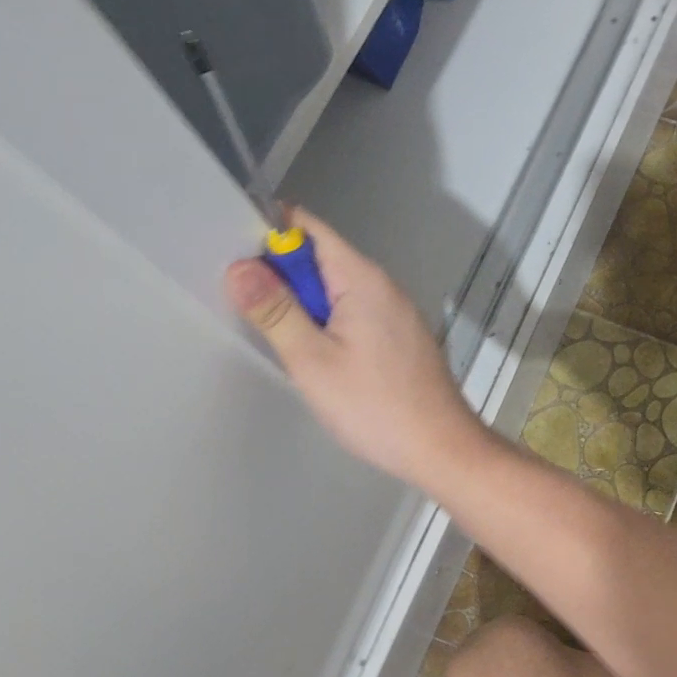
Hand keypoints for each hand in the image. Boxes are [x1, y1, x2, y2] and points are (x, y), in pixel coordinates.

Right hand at [224, 207, 491, 485]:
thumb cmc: (376, 407)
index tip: (235, 260)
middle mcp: (383, 285)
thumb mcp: (312, 361)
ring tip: (281, 341)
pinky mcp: (400, 338)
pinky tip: (318, 360)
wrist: (441, 448)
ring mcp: (396, 313)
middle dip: (283, 276)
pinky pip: (355, 315)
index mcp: (362, 278)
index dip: (268, 234)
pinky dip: (330, 326)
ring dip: (305, 306)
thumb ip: (276, 311)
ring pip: (337, 291)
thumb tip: (240, 267)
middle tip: (250, 311)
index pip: (308, 227)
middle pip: (321, 259)